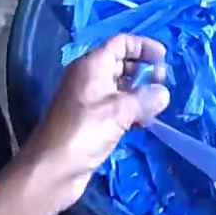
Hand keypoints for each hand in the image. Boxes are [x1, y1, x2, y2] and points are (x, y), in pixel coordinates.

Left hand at [18, 34, 170, 213]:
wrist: (51, 171)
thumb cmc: (83, 132)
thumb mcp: (119, 111)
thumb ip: (145, 99)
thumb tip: (163, 93)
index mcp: (92, 65)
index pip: (121, 43)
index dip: (143, 46)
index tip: (164, 57)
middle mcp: (90, 77)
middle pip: (122, 62)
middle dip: (144, 70)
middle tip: (163, 84)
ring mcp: (90, 100)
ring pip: (121, 86)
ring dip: (140, 92)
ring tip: (158, 105)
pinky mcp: (92, 121)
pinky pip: (117, 106)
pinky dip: (132, 110)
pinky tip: (146, 123)